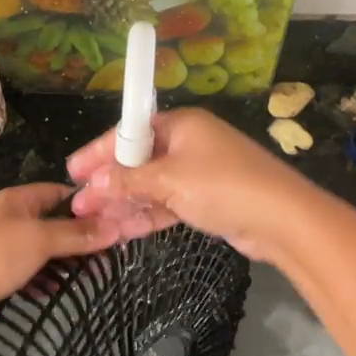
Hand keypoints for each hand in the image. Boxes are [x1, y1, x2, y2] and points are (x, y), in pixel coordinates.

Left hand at [0, 182, 117, 338]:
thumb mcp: (39, 239)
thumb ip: (76, 234)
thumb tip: (117, 226)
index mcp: (16, 200)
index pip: (59, 192)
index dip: (87, 203)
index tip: (116, 218)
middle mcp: (8, 219)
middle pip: (52, 223)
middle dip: (79, 237)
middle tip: (111, 252)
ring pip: (41, 251)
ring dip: (63, 262)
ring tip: (93, 274)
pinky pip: (28, 273)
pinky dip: (44, 280)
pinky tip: (59, 291)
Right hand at [67, 109, 314, 258]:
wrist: (282, 220)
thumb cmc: (224, 186)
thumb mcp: (169, 181)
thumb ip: (128, 182)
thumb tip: (92, 184)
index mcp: (182, 125)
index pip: (130, 133)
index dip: (100, 152)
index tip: (74, 170)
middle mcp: (189, 144)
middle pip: (139, 161)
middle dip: (109, 183)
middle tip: (79, 204)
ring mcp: (199, 174)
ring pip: (152, 186)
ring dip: (125, 203)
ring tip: (94, 221)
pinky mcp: (206, 200)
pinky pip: (167, 204)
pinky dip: (147, 215)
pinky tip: (122, 230)